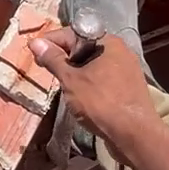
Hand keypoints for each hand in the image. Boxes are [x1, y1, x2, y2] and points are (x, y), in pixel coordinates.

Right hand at [29, 29, 158, 145]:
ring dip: (75, 72)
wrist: (134, 135)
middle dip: (63, 57)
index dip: (51, 42)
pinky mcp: (128, 87)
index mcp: (108, 42)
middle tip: (44, 69)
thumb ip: (53, 59)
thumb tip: (36, 42)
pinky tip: (79, 95)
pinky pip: (102, 78)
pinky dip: (88, 82)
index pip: (72, 33)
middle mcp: (120, 51)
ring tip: (60, 83)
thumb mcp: (71, 80)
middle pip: (83, 47)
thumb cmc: (101, 103)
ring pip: (93, 64)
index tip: (34, 52)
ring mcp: (126, 70)